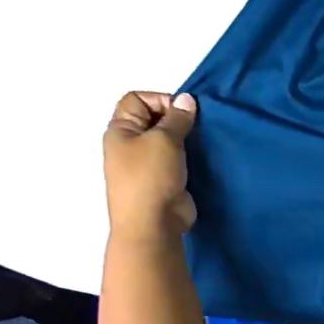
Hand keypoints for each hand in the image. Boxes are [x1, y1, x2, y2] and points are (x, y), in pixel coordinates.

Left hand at [105, 91, 197, 241]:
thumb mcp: (164, 140)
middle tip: (197, 126)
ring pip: (168, 139)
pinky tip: (203, 156)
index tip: (183, 112)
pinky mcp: (165, 179)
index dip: (160, 99)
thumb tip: (187, 100)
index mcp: (120, 130)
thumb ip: (177, 118)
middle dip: (176, 118)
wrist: (153, 224)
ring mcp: (147, 163)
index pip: (137, 99)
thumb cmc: (151, 177)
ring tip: (202, 141)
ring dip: (185, 138)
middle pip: (154, 118)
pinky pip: (178, 158)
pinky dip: (190, 155)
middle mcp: (131, 144)